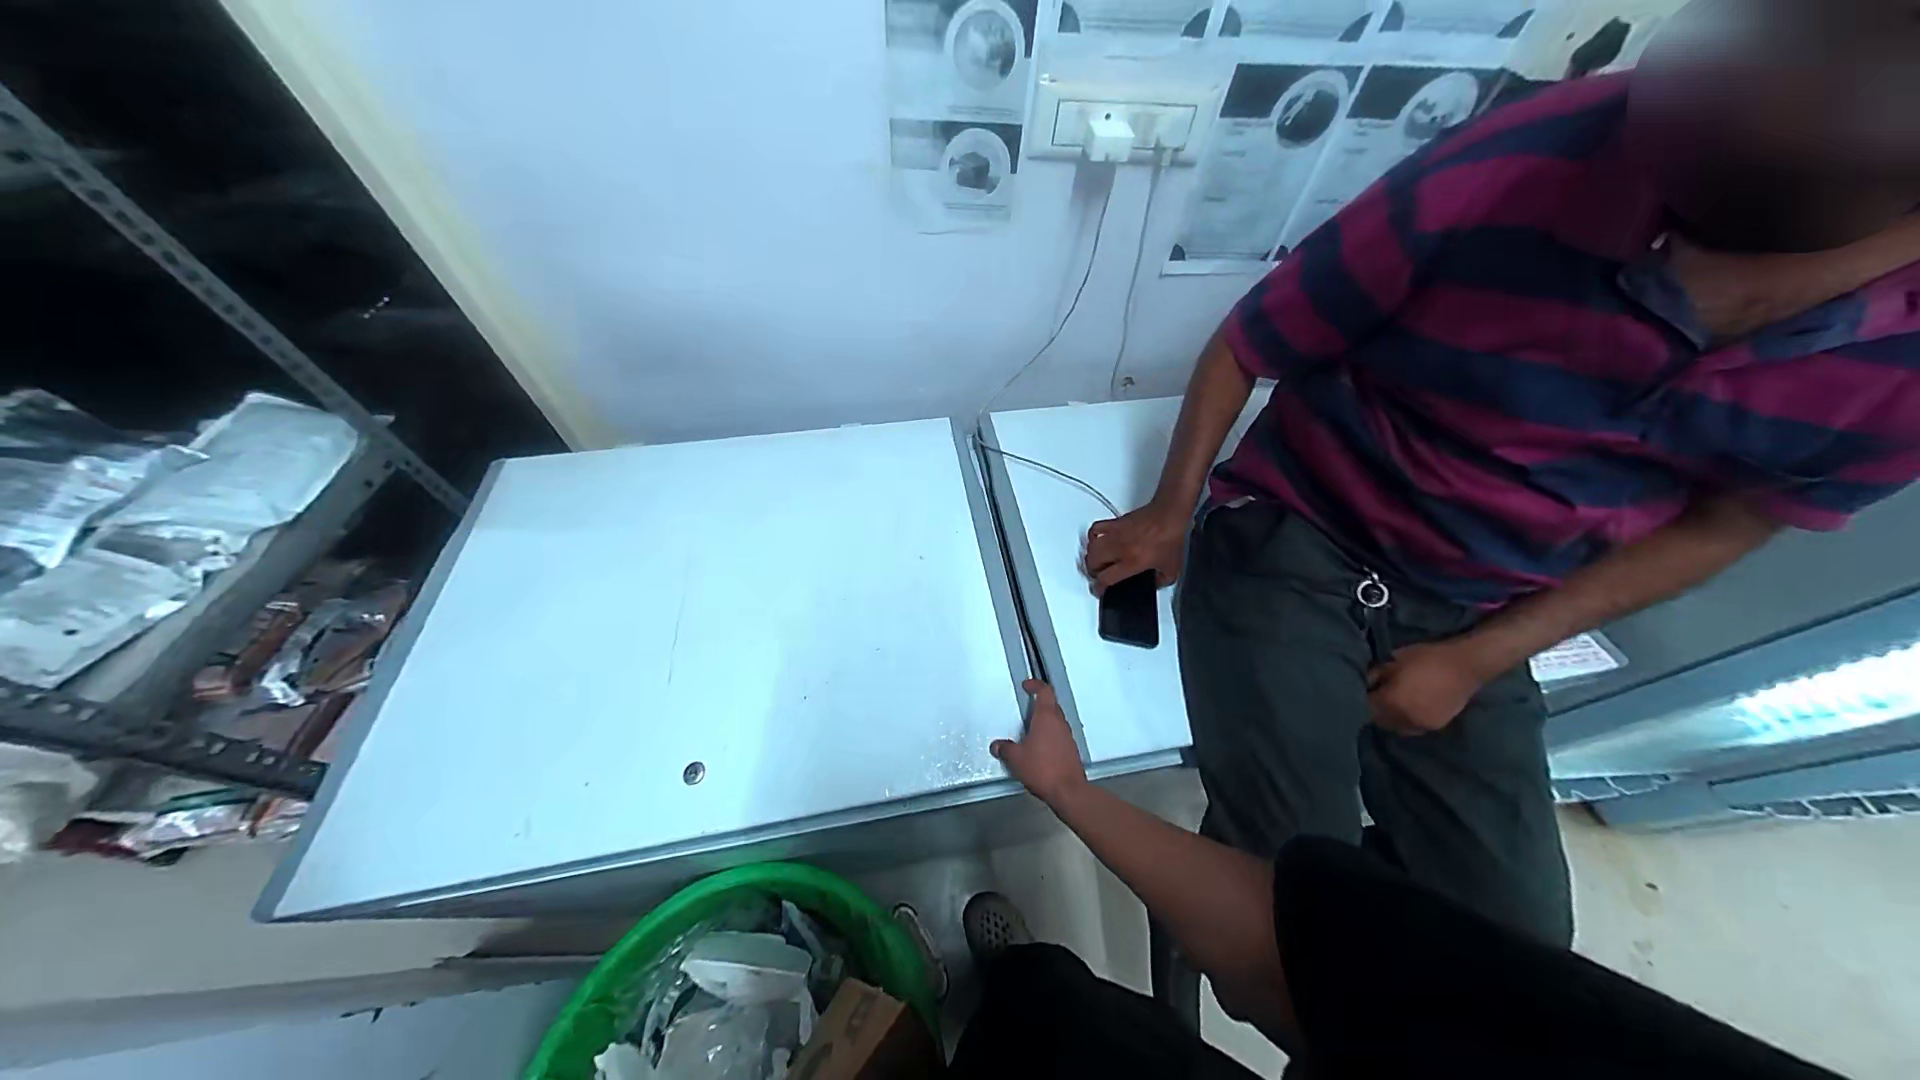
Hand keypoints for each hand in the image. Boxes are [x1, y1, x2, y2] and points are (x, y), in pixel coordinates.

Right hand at [991, 680, 1086, 805]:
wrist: (1068, 791)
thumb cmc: (1044, 770)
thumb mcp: (1016, 758)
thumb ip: (1005, 749)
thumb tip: (998, 746)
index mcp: (1047, 717)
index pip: (1045, 691)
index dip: (1036, 685)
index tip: (1029, 685)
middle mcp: (1060, 724)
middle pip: (1052, 704)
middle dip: (1040, 703)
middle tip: (1028, 705)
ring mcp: (1068, 737)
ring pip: (1057, 720)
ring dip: (1045, 720)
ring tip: (1031, 730)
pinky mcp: (1071, 750)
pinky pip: (1060, 736)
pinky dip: (1050, 736)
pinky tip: (1040, 748)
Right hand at [1085, 502, 1187, 593]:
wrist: (1169, 515)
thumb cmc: (1171, 536)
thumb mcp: (1172, 567)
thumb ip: (1162, 580)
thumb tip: (1156, 583)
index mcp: (1133, 562)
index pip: (1106, 578)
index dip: (1099, 588)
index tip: (1099, 590)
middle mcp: (1120, 548)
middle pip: (1092, 563)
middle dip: (1093, 572)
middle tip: (1098, 575)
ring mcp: (1115, 534)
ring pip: (1091, 548)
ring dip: (1092, 556)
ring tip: (1097, 560)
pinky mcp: (1115, 523)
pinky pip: (1095, 529)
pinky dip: (1093, 536)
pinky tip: (1097, 539)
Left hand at [1366, 641, 1487, 735]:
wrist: (1466, 665)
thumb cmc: (1425, 659)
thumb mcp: (1391, 662)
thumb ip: (1373, 676)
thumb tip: (1361, 685)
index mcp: (1393, 703)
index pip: (1366, 708)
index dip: (1360, 699)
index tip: (1358, 691)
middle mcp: (1406, 719)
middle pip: (1378, 720)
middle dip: (1372, 710)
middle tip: (1371, 696)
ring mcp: (1422, 726)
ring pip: (1394, 726)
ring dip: (1387, 717)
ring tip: (1385, 703)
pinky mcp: (1435, 727)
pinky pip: (1410, 728)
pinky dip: (1402, 721)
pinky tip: (1402, 708)